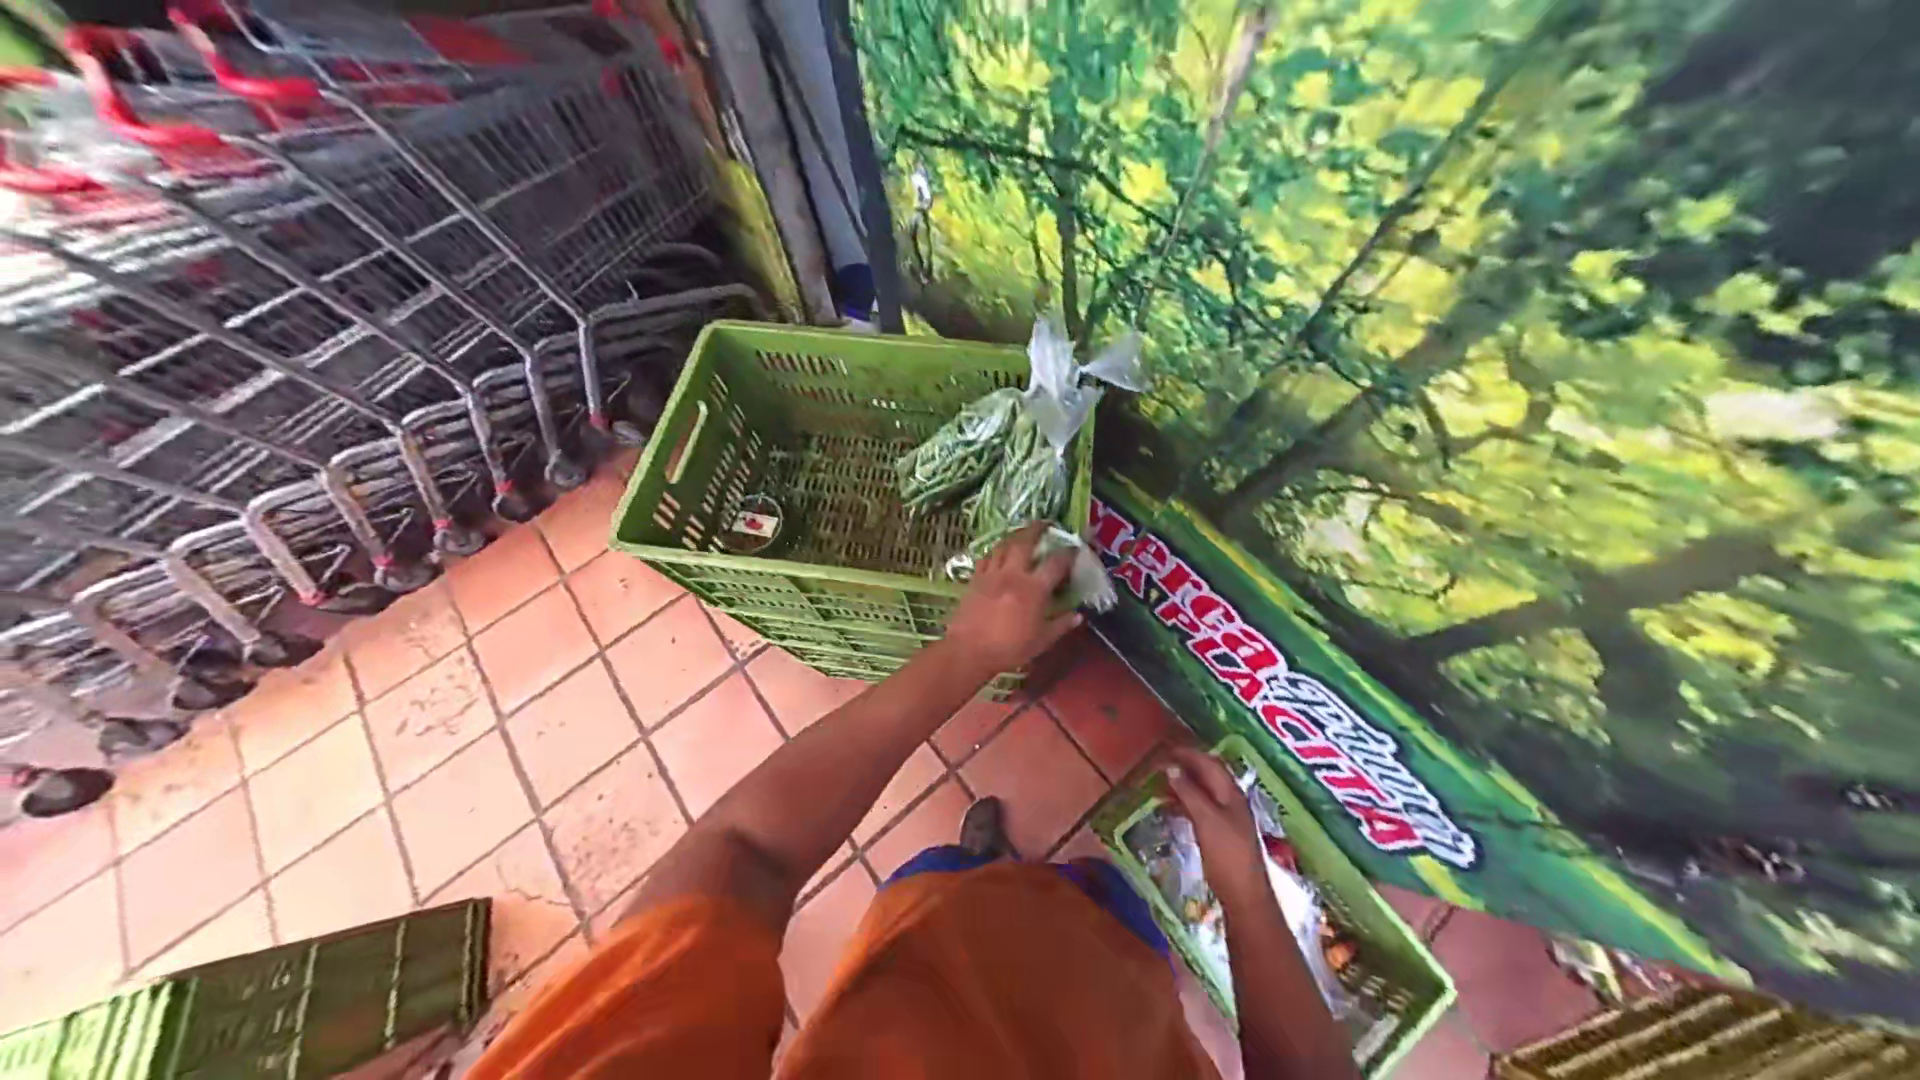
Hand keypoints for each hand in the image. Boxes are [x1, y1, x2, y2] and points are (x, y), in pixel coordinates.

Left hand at [942, 523, 1082, 673]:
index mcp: (1034, 588)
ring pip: (1004, 545)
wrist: (970, 650)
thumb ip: (1060, 625)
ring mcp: (992, 574)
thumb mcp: (1041, 641)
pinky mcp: (975, 579)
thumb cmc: (1010, 648)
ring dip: (1015, 536)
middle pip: (1025, 542)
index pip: (1056, 563)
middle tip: (1044, 523)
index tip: (1073, 548)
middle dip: (1036, 529)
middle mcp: (1013, 574)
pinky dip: (995, 551)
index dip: (1067, 553)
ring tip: (1021, 532)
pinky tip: (998, 552)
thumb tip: (1078, 615)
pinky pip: (987, 558)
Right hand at [1163, 746, 1264, 896]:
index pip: (1210, 763)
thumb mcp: (1206, 819)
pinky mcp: (1221, 834)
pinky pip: (1200, 808)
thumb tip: (1171, 768)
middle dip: (1186, 766)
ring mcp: (1227, 818)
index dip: (1189, 754)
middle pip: (1208, 775)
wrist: (1245, 896)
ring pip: (1203, 792)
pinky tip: (1171, 807)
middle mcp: (1231, 801)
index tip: (1165, 751)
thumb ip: (1189, 792)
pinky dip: (1185, 802)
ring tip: (1161, 783)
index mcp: (1231, 794)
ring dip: (1184, 784)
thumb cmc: (1227, 855)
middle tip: (1161, 764)